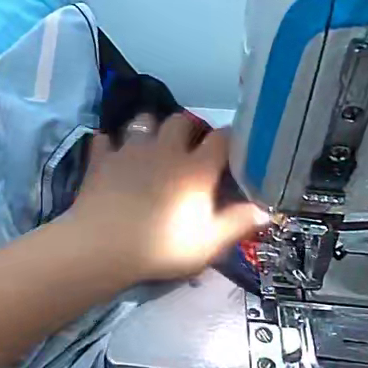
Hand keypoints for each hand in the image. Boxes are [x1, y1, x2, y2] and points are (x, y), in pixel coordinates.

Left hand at [64, 114, 265, 283]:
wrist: (101, 247)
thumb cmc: (161, 247)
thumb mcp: (209, 243)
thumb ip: (238, 223)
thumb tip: (266, 210)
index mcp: (196, 168)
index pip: (222, 139)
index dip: (231, 140)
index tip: (234, 151)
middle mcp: (165, 150)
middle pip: (182, 120)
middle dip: (190, 128)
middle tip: (191, 148)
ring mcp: (130, 150)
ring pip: (144, 121)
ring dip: (151, 128)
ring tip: (153, 145)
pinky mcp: (101, 160)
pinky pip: (105, 140)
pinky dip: (111, 144)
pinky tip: (113, 154)